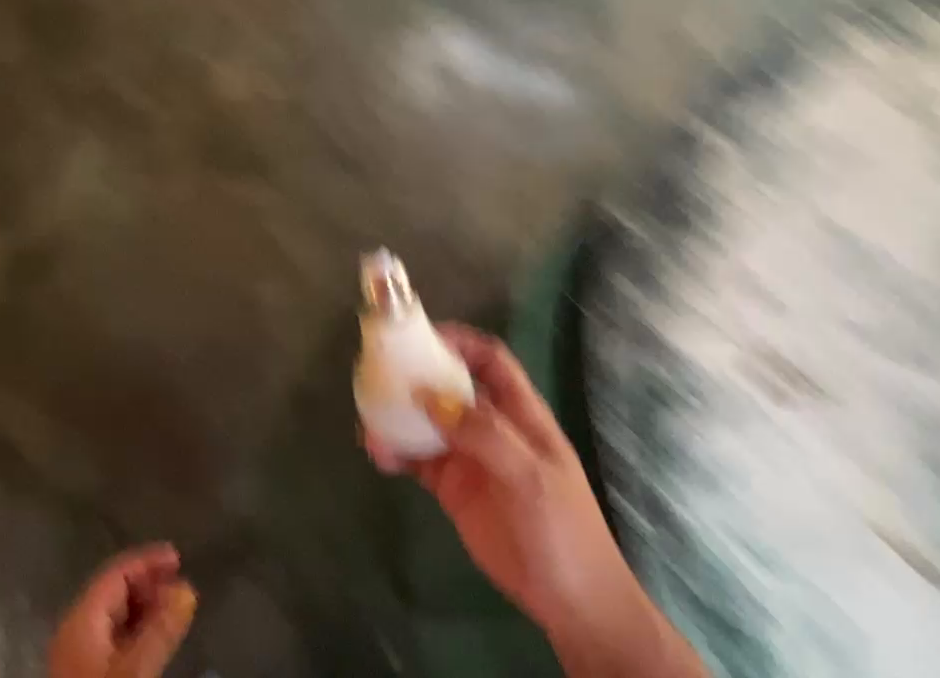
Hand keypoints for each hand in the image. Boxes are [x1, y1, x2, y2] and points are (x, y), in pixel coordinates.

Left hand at [48, 543, 196, 677]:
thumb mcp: (134, 670)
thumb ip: (160, 630)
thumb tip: (187, 589)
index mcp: (81, 619)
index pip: (115, 575)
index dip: (147, 562)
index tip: (179, 557)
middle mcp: (77, 630)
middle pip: (114, 593)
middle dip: (148, 584)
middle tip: (183, 583)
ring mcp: (80, 654)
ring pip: (115, 617)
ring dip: (146, 608)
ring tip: (177, 608)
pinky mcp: (88, 674)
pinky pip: (116, 639)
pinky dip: (139, 632)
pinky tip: (158, 639)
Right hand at [366, 326, 705, 677]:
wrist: (571, 601)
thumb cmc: (562, 529)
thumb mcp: (530, 476)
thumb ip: (483, 433)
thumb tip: (428, 395)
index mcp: (520, 414)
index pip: (490, 361)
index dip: (458, 342)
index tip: (418, 337)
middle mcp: (491, 427)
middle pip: (448, 385)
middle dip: (414, 374)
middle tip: (376, 372)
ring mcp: (469, 457)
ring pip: (425, 420)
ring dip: (396, 416)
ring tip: (368, 423)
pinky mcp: (451, 486)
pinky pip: (416, 457)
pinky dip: (394, 450)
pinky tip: (378, 455)